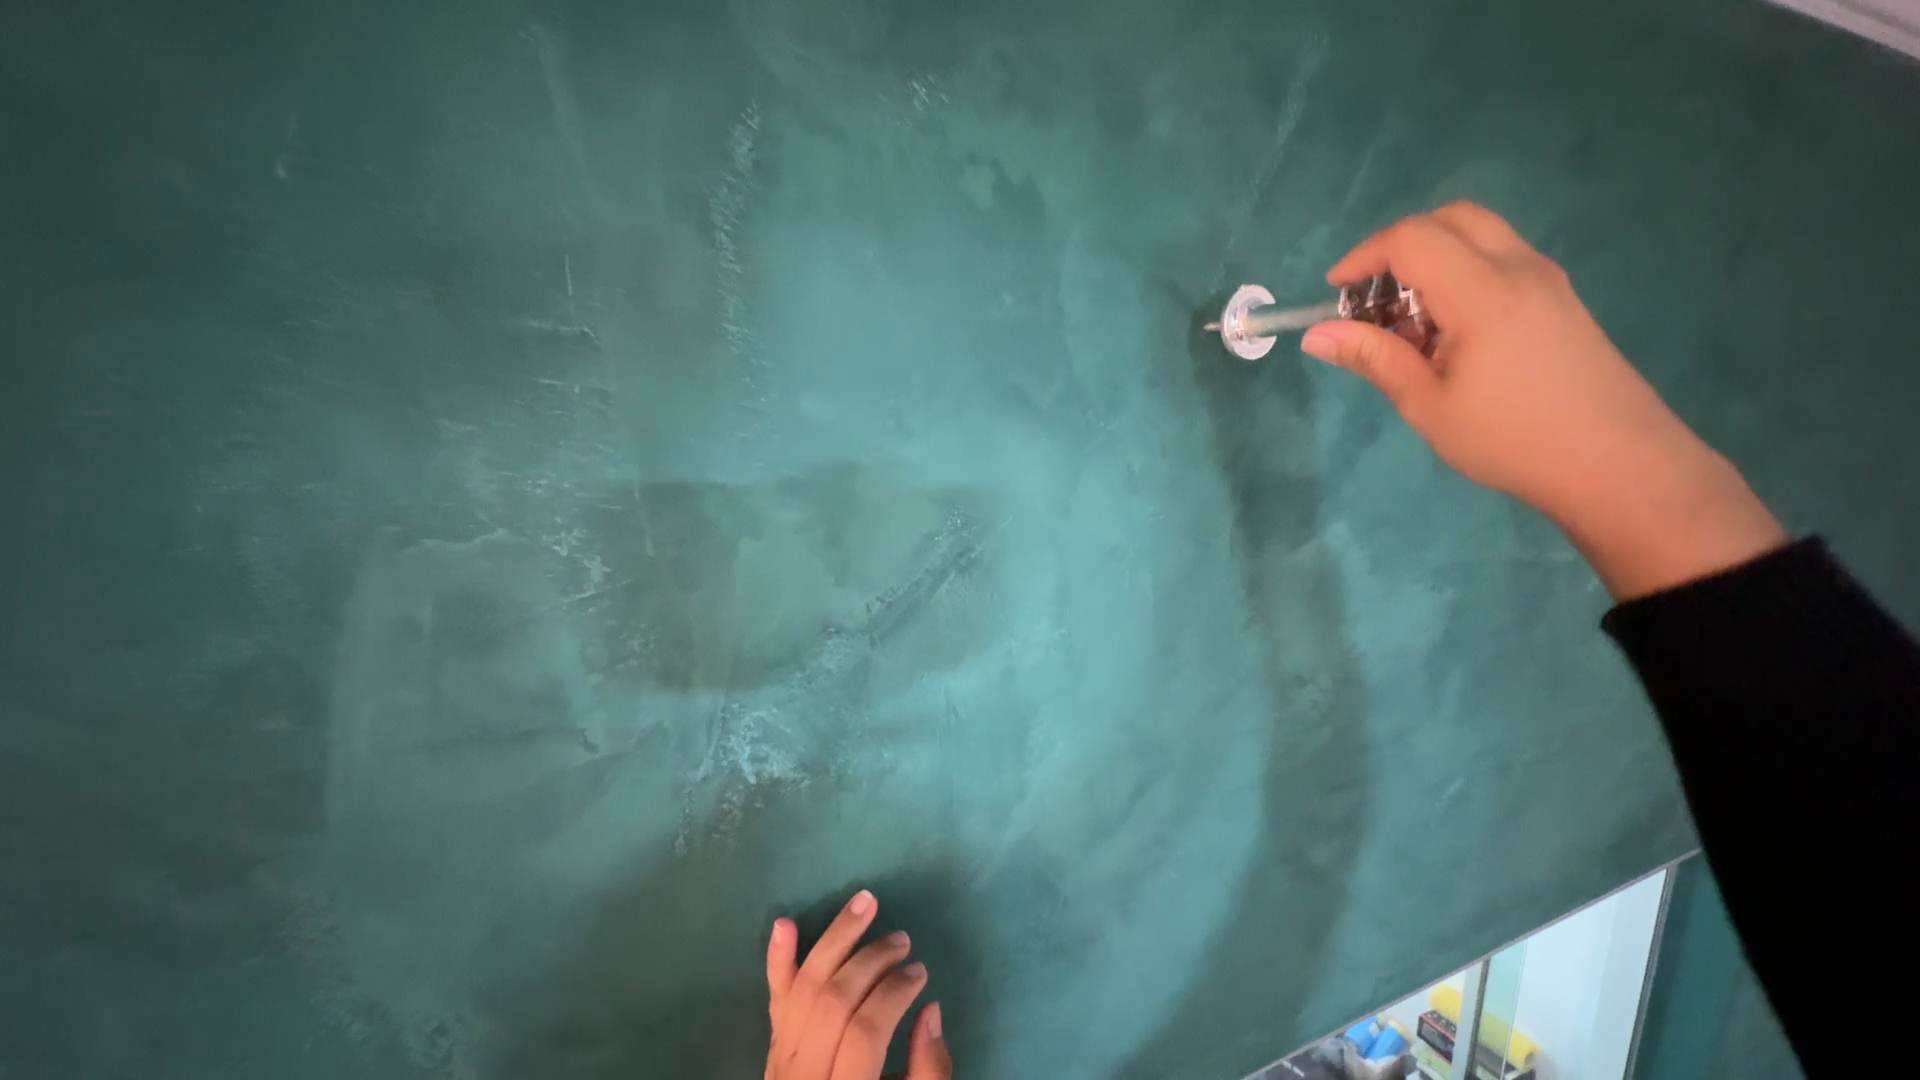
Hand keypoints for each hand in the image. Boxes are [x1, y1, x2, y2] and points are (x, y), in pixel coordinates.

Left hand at [765, 890, 951, 1079]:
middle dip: (872, 959)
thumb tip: (930, 1011)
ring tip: (866, 902)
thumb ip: (929, 1073)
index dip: (894, 993)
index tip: (921, 971)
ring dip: (836, 937)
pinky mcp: (774, 1046)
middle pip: (833, 1000)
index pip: (864, 1032)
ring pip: (804, 986)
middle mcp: (802, 1075)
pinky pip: (775, 999)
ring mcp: (781, 1060)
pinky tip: (785, 923)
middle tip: (903, 939)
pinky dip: (778, 959)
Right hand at [1301, 202, 1785, 598]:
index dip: (1363, 257)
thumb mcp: (1426, 404)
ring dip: (1431, 262)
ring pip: (1479, 238)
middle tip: (1369, 297)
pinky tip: (1446, 335)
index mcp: (1483, 291)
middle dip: (1398, 247)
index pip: (1412, 239)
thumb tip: (1315, 335)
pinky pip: (1500, 262)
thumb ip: (1373, 358)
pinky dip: (1460, 276)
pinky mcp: (1559, 300)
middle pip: (1451, 219)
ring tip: (1404, 324)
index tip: (1334, 296)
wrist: (1616, 464)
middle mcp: (1519, 269)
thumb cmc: (1509, 438)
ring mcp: (1546, 281)